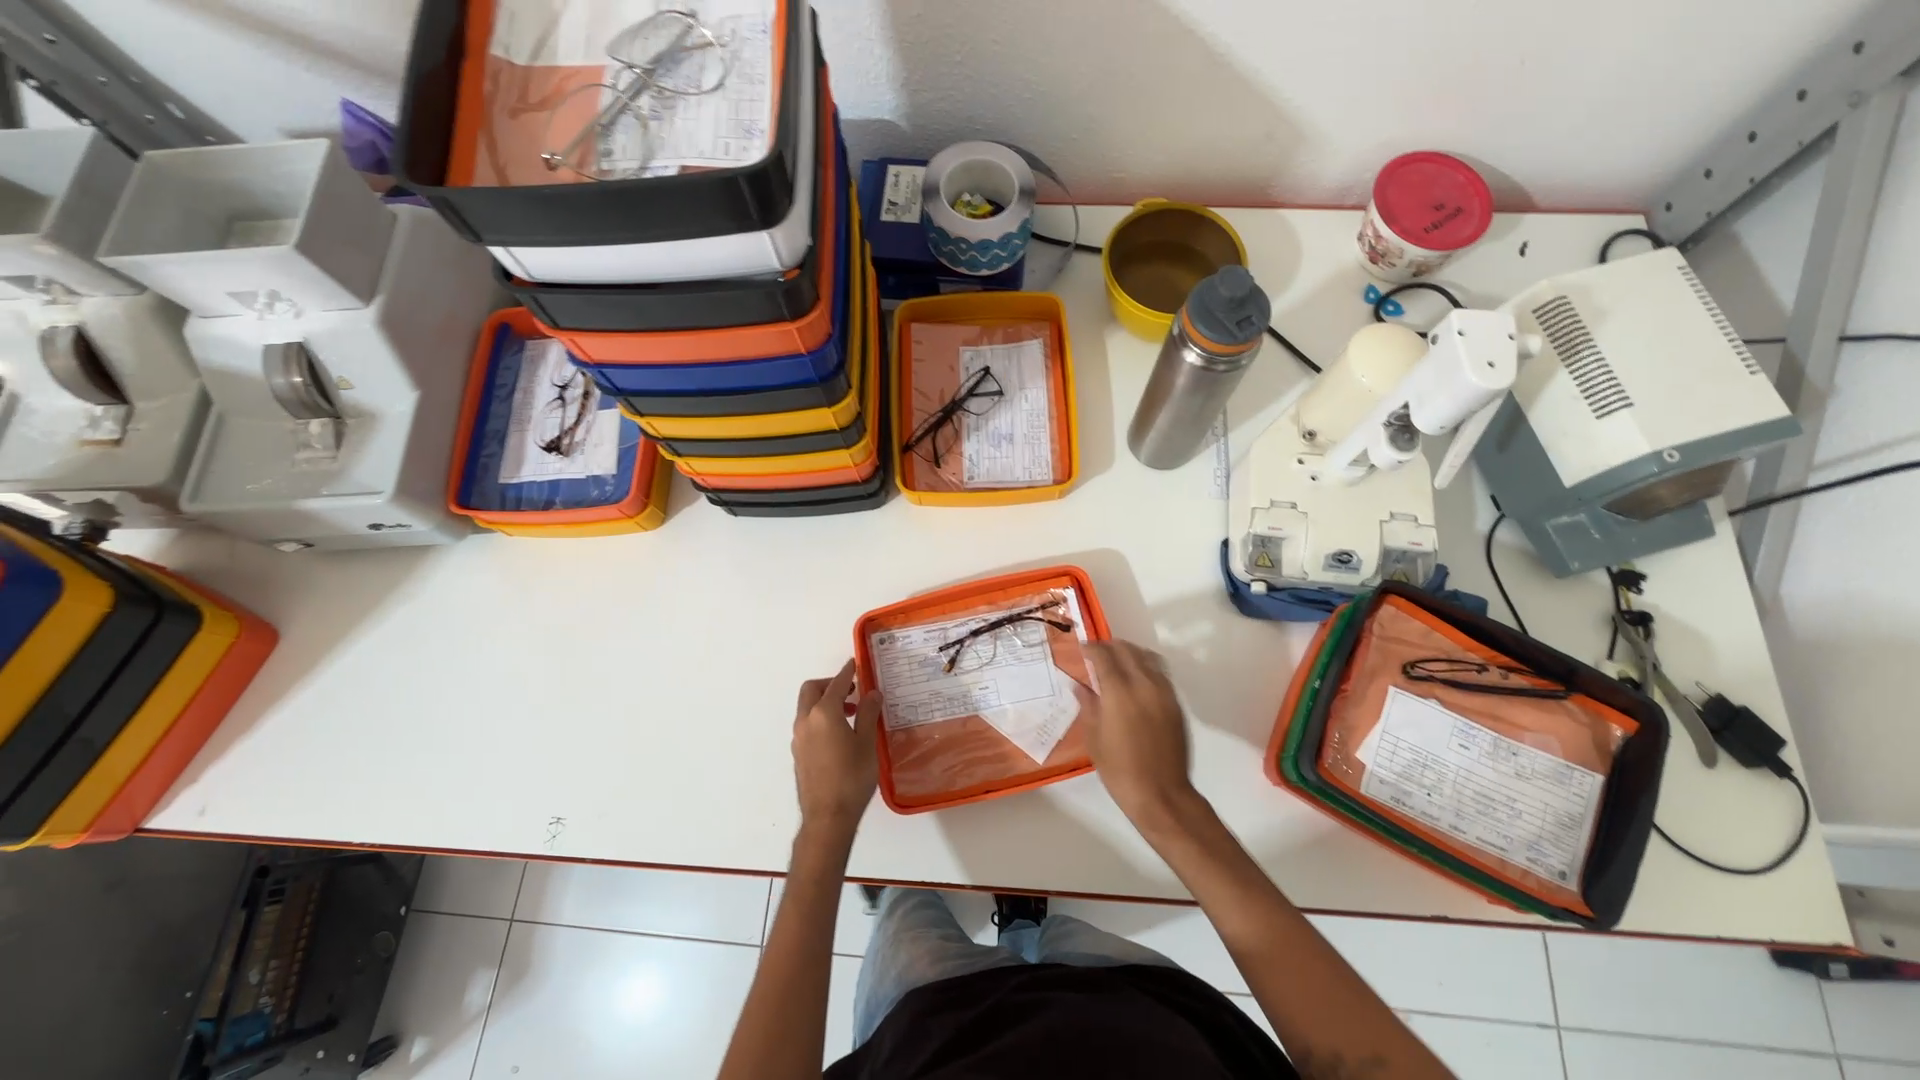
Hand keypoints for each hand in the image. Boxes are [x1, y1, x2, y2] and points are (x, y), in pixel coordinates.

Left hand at [792, 660, 882, 839]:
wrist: (828, 816)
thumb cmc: (852, 777)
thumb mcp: (866, 743)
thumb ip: (867, 714)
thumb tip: (871, 693)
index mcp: (823, 714)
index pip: (836, 684)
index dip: (847, 672)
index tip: (855, 664)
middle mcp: (805, 721)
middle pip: (812, 690)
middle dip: (830, 684)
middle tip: (851, 690)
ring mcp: (798, 739)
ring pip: (807, 708)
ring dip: (825, 703)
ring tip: (850, 714)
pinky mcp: (798, 754)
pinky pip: (807, 725)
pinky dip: (820, 719)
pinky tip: (839, 735)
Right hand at [1077, 641, 1197, 821]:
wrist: (1160, 793)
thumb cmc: (1119, 770)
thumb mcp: (1094, 739)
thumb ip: (1088, 706)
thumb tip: (1080, 687)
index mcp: (1120, 693)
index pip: (1105, 657)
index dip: (1092, 648)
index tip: (1083, 648)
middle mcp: (1144, 685)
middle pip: (1128, 651)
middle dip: (1111, 646)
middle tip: (1098, 652)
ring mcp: (1164, 693)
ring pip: (1148, 658)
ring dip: (1131, 653)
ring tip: (1118, 660)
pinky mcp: (1176, 704)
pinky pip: (1160, 673)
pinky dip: (1146, 666)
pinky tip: (1137, 678)